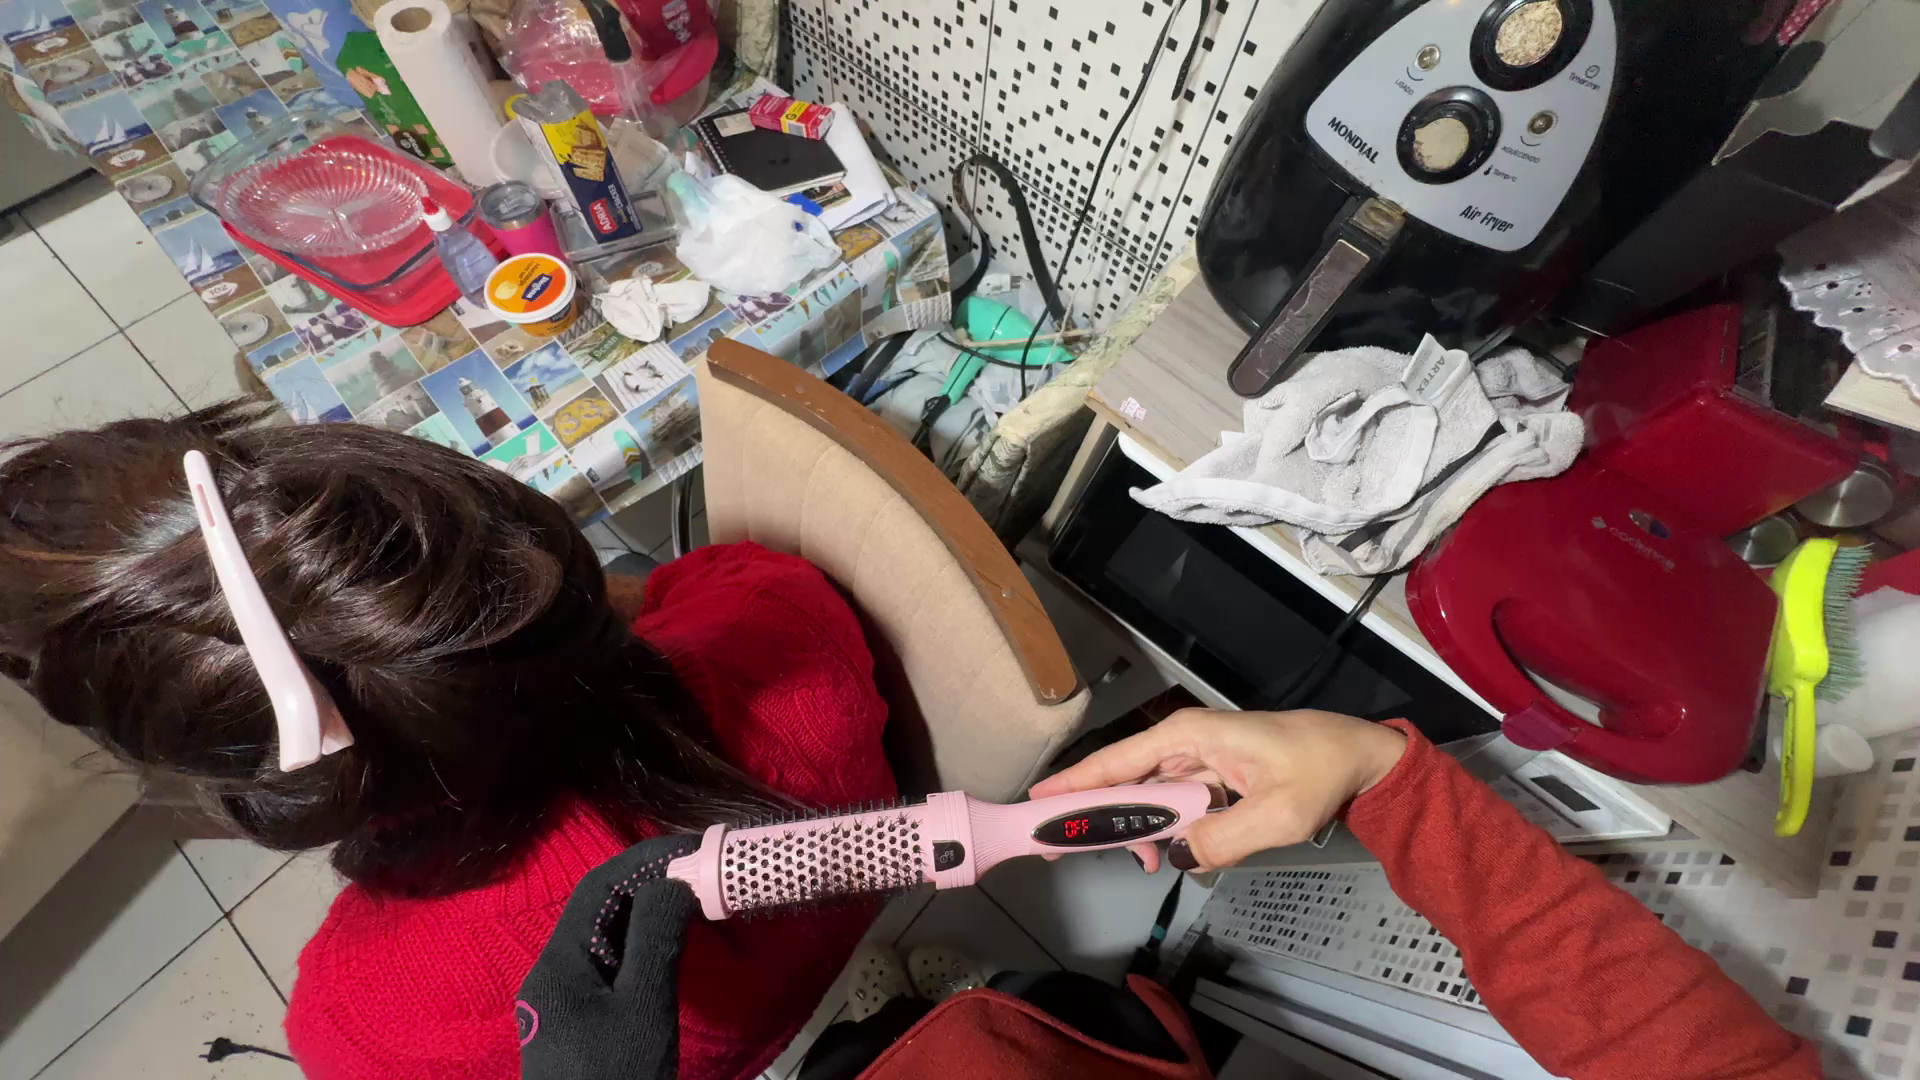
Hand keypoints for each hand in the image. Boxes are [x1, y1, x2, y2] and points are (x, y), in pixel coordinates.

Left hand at [517, 834, 699, 1079]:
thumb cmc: (615, 1079)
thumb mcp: (643, 1005)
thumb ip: (657, 933)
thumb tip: (675, 879)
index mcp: (558, 964)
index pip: (599, 886)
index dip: (647, 858)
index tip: (696, 847)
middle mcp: (557, 973)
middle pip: (602, 904)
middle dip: (653, 877)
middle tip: (705, 866)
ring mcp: (570, 997)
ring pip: (612, 930)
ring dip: (654, 904)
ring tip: (699, 890)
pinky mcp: (588, 1017)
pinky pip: (618, 957)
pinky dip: (651, 935)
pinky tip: (679, 933)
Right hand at [1030, 709, 1406, 872]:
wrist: (1354, 753)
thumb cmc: (1315, 771)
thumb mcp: (1277, 814)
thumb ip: (1222, 838)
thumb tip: (1173, 856)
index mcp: (1185, 736)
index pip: (1116, 762)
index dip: (1074, 783)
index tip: (1037, 801)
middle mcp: (1179, 741)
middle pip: (1120, 777)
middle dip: (1093, 811)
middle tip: (1059, 846)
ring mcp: (1191, 756)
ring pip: (1142, 791)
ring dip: (1133, 825)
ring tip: (1138, 861)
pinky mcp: (1205, 771)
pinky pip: (1168, 799)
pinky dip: (1160, 825)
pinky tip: (1165, 849)